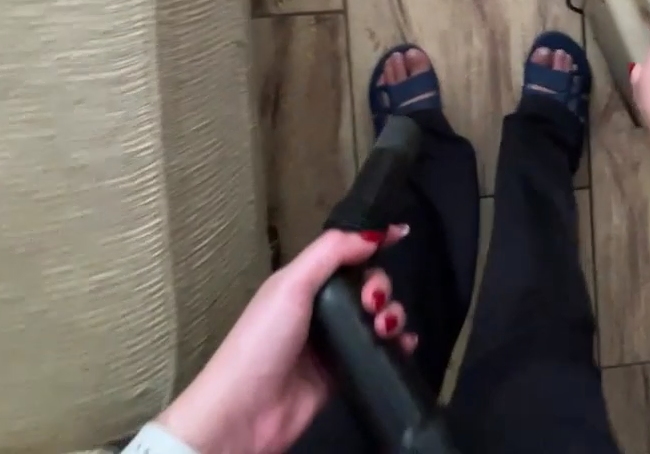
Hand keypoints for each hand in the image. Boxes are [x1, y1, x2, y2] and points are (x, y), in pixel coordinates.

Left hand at [157, 227, 413, 453]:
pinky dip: (399, 344)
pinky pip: (382, 350)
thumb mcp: (291, 285)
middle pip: (368, 283)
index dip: (372, 242)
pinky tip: (405, 344)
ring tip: (384, 329)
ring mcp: (335, 341)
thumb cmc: (263, 341)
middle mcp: (323, 307)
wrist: (243, 416)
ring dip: (392, 314)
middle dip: (380, 286)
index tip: (401, 234)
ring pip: (379, 315)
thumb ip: (332, 252)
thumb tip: (374, 235)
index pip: (347, 253)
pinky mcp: (346, 372)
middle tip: (372, 304)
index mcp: (306, 282)